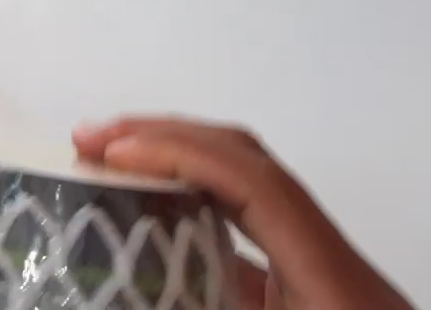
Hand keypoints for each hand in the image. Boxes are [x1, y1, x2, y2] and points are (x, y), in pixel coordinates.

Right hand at [74, 118, 412, 309]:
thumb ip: (183, 300)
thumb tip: (105, 292)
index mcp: (340, 294)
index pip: (257, 185)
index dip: (178, 154)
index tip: (107, 155)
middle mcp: (341, 269)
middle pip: (250, 162)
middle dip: (164, 138)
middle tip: (90, 140)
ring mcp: (328, 278)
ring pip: (249, 183)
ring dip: (174, 159)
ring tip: (107, 157)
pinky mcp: (312, 294)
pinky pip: (247, 225)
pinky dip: (189, 201)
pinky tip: (143, 210)